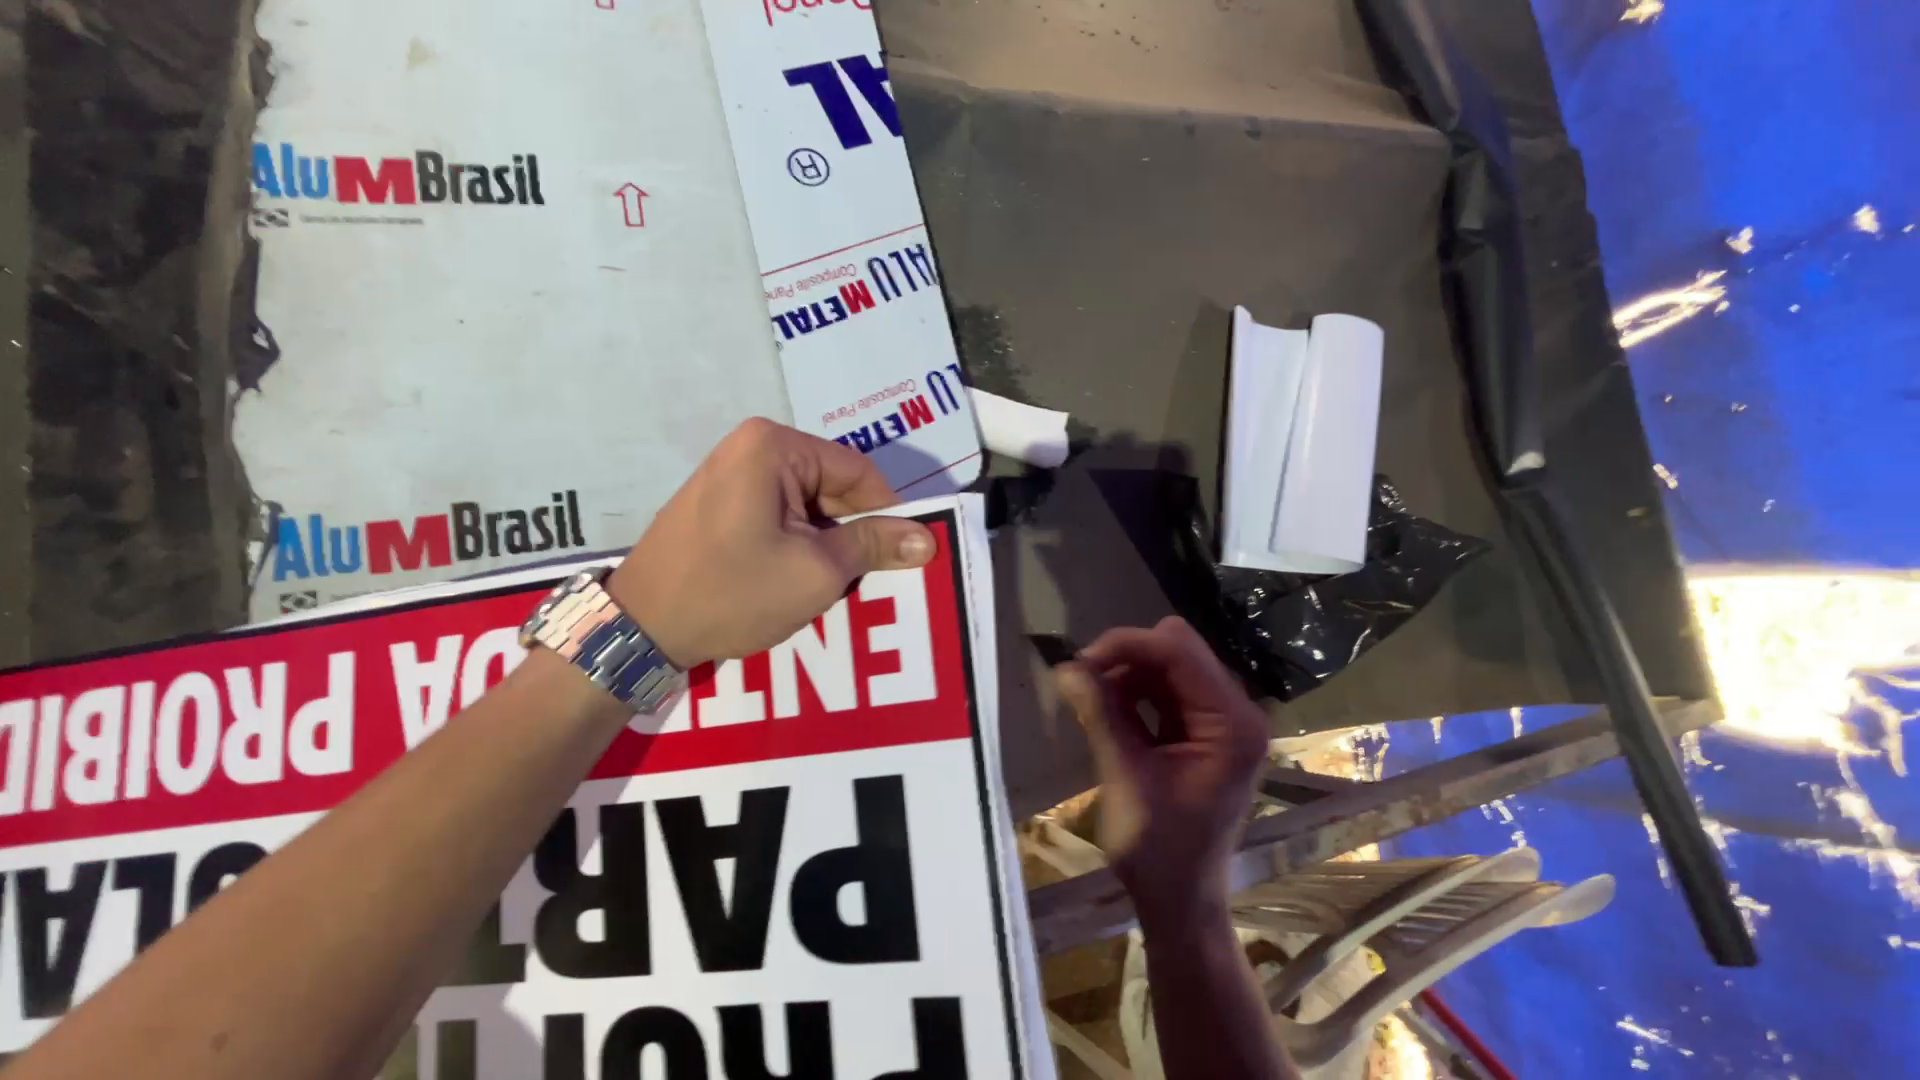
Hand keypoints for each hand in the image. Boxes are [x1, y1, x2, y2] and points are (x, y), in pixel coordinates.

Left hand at [607, 418, 934, 668]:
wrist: (641, 628)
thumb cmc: (733, 593)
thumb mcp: (816, 572)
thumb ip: (874, 546)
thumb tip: (928, 538)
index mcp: (774, 446)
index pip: (858, 472)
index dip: (887, 515)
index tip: (901, 557)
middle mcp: (750, 446)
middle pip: (832, 485)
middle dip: (851, 532)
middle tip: (864, 579)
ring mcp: (730, 472)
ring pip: (807, 504)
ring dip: (824, 543)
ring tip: (827, 584)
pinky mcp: (718, 501)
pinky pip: (778, 514)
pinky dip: (796, 544)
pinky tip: (794, 579)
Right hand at [1055, 617, 1271, 920]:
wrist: (1181, 902)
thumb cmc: (1159, 850)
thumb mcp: (1125, 778)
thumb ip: (1101, 715)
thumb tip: (1067, 666)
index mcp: (1233, 724)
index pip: (1180, 653)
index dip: (1127, 646)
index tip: (1080, 663)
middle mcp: (1237, 713)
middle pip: (1178, 651)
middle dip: (1127, 658)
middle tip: (1083, 683)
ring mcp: (1222, 723)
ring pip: (1169, 666)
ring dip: (1127, 674)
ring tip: (1091, 703)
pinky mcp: (1204, 733)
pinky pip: (1167, 691)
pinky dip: (1134, 693)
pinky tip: (1108, 713)